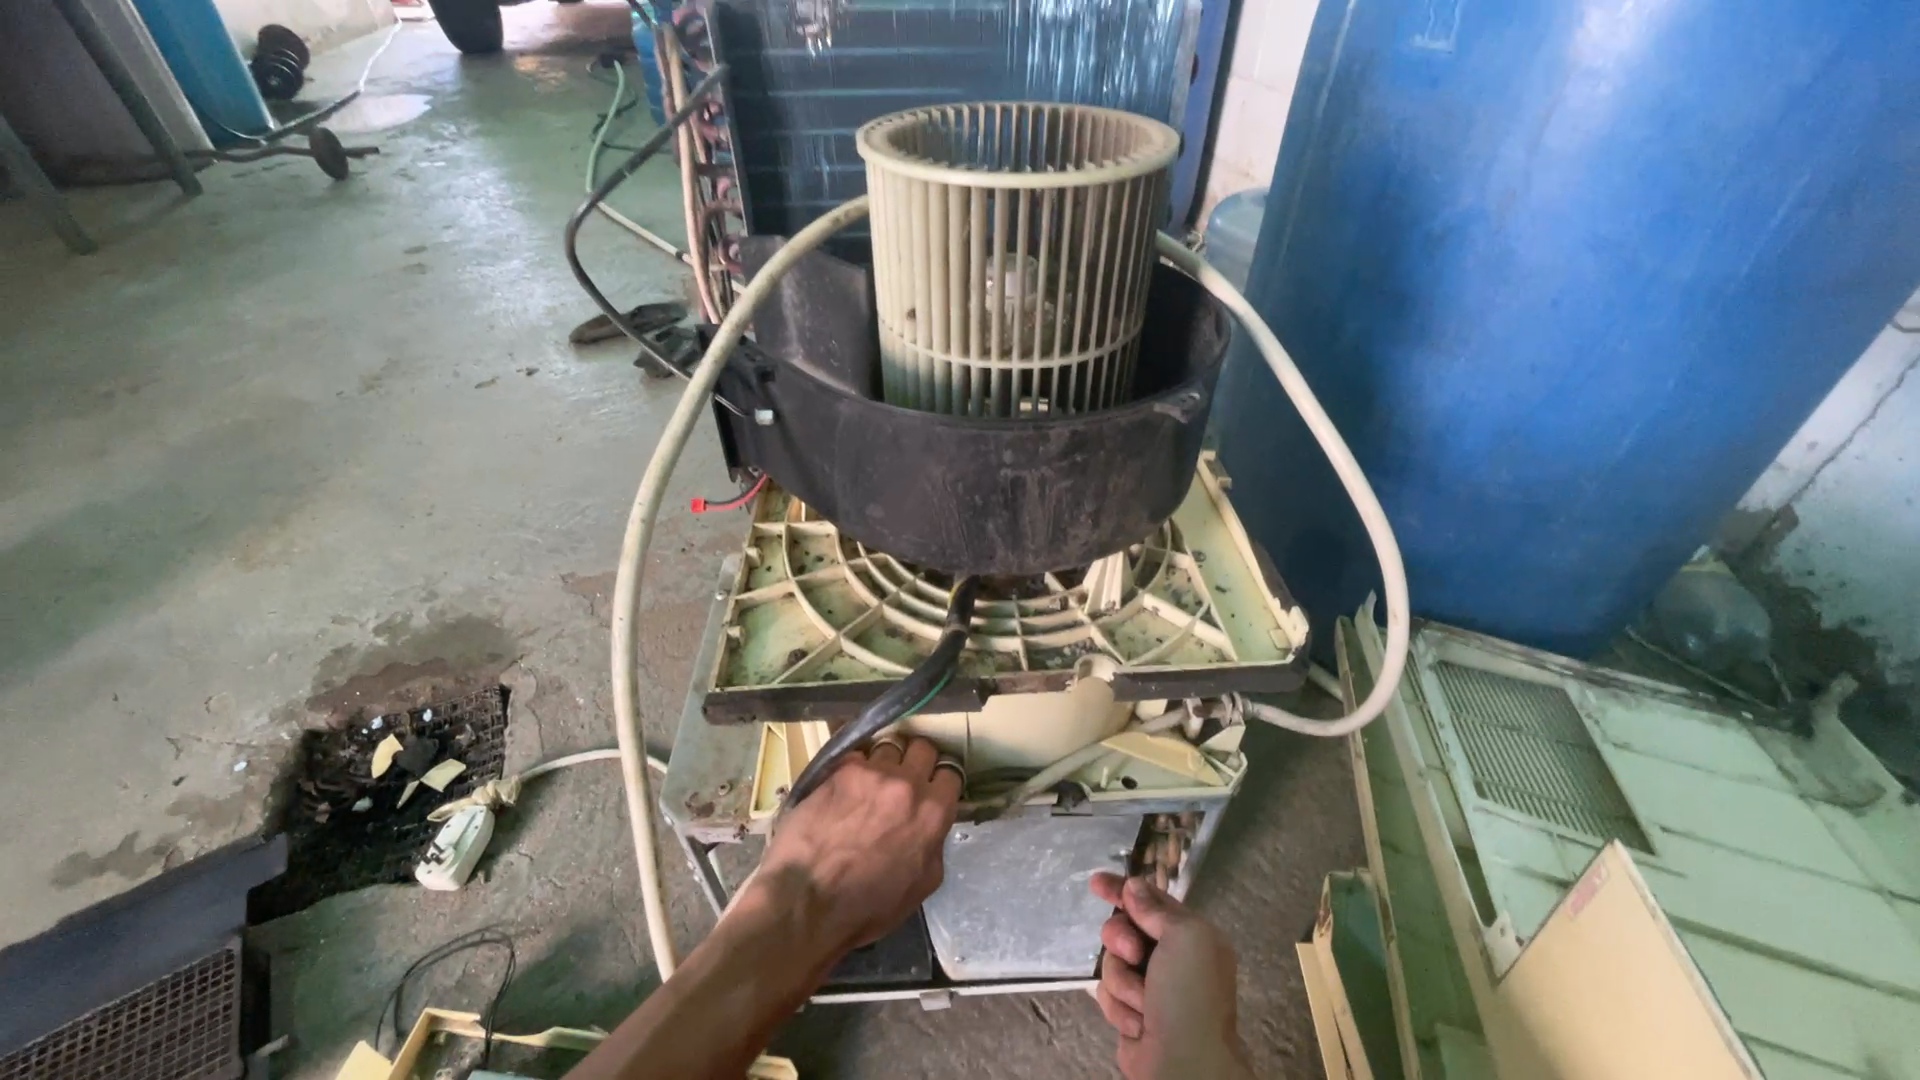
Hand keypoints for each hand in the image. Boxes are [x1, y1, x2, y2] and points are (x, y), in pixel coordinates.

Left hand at [743, 736, 960, 955]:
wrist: (806, 902)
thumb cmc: (866, 907)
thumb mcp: (921, 885)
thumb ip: (934, 844)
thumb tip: (931, 825)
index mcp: (933, 814)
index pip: (951, 773)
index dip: (941, 780)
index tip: (932, 787)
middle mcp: (908, 784)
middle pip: (923, 747)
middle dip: (917, 760)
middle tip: (905, 776)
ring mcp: (873, 773)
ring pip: (889, 746)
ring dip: (885, 761)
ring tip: (872, 780)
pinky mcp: (840, 770)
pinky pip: (856, 754)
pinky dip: (855, 766)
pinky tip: (845, 784)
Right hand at [1091, 873, 1253, 1079]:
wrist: (1184, 1063)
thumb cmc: (1189, 995)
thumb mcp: (1183, 937)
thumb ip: (1156, 908)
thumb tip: (1134, 886)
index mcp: (1190, 937)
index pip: (1150, 901)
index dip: (1122, 889)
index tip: (1095, 883)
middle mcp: (1170, 958)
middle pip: (1123, 929)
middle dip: (1120, 940)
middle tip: (1131, 954)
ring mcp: (1148, 986)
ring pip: (1111, 962)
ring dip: (1123, 981)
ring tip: (1142, 1004)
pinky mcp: (1130, 1012)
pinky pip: (1107, 993)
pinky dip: (1119, 1007)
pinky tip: (1137, 1024)